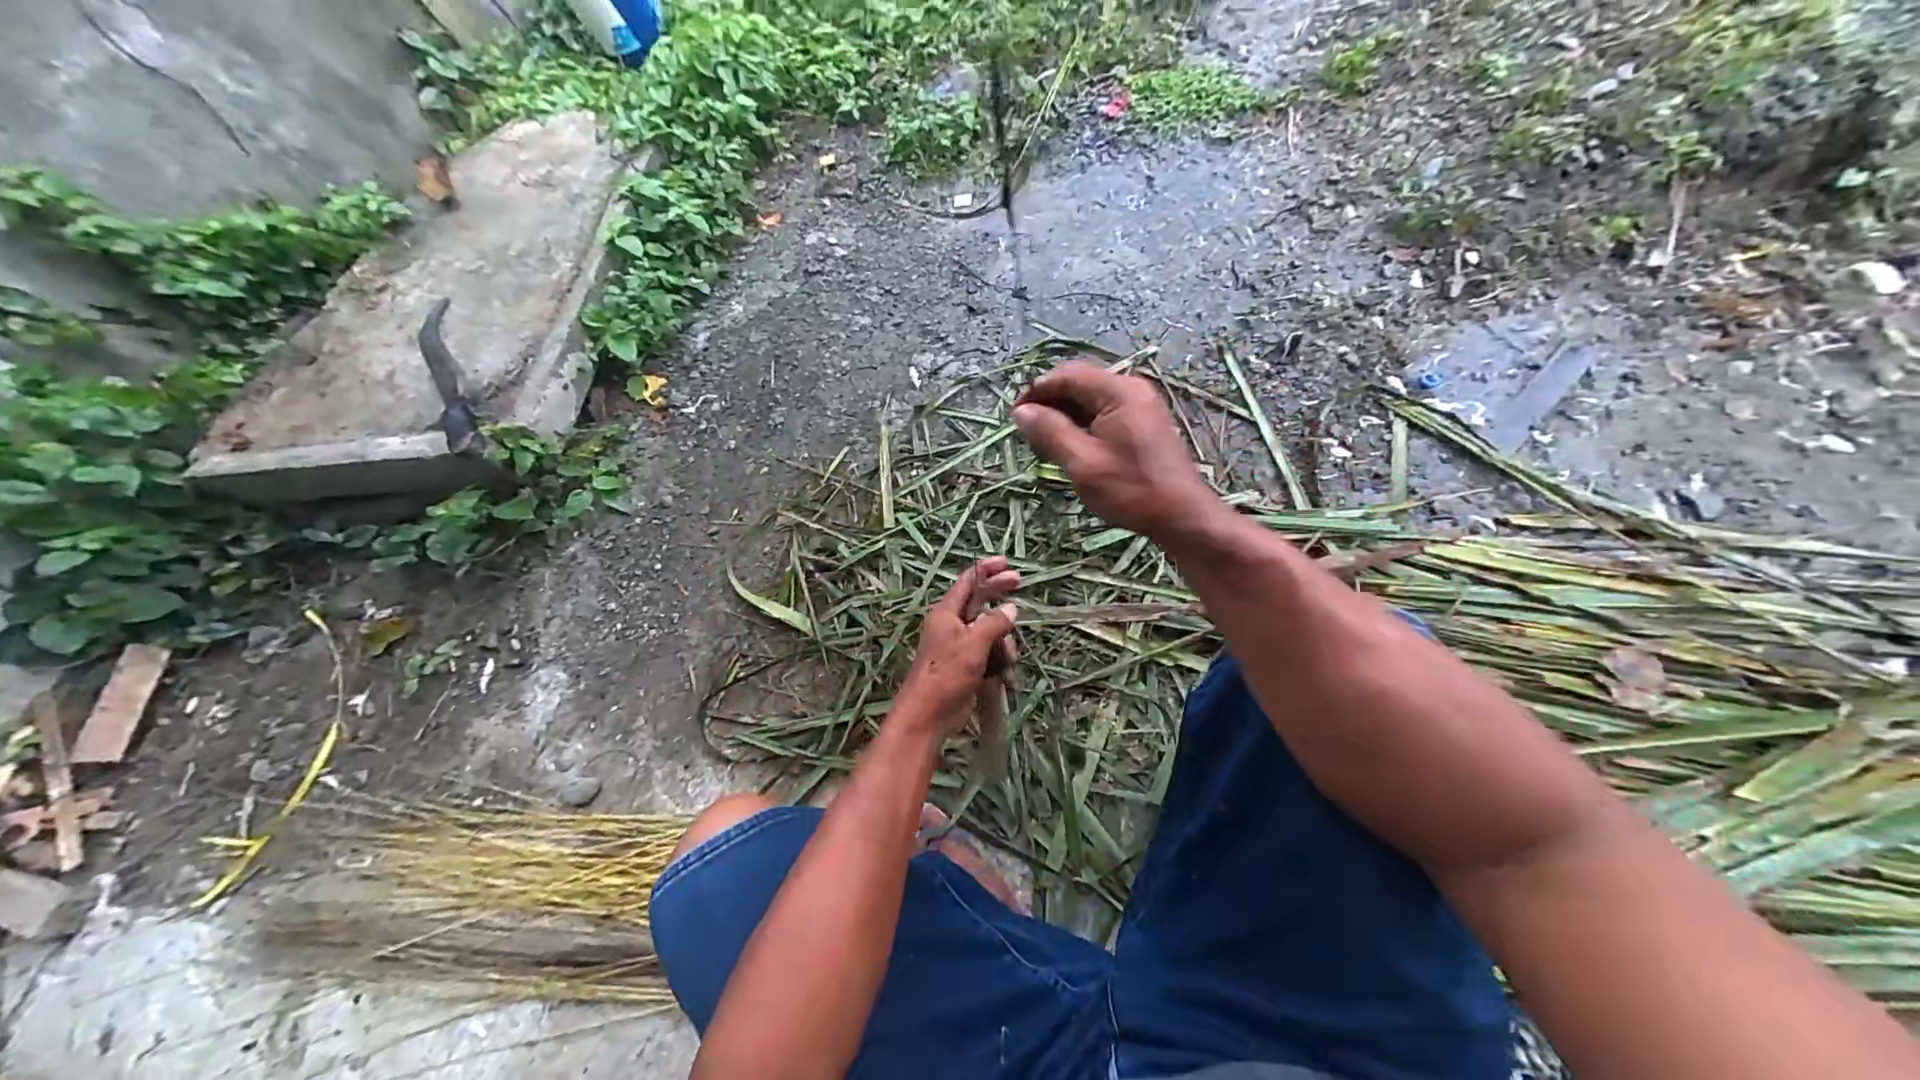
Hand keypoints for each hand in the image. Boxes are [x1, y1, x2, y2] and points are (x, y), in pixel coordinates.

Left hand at [895, 557, 1019, 735]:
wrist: (930, 713)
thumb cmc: (947, 673)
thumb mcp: (974, 643)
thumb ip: (994, 622)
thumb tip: (1011, 608)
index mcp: (946, 612)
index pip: (968, 581)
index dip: (986, 569)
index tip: (1006, 563)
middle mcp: (951, 625)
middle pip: (980, 603)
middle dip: (999, 596)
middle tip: (1019, 583)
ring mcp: (959, 646)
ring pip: (989, 631)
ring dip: (1002, 641)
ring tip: (1007, 658)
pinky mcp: (966, 665)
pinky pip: (988, 653)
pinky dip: (998, 659)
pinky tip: (1003, 673)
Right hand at [1013, 362, 1220, 538]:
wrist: (1181, 515)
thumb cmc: (1131, 490)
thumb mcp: (1082, 463)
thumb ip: (1050, 432)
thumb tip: (1021, 411)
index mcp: (1119, 391)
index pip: (1067, 375)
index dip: (1036, 391)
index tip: (1015, 416)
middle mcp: (1131, 389)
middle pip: (1079, 383)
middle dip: (1049, 402)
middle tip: (1028, 431)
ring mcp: (1140, 405)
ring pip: (1090, 398)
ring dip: (1064, 415)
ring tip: (1044, 442)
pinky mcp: (1142, 423)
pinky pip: (1104, 412)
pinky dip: (1082, 423)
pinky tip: (1070, 446)